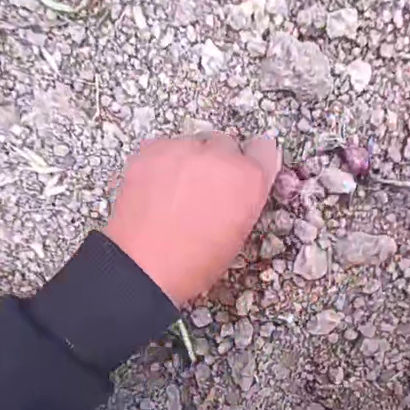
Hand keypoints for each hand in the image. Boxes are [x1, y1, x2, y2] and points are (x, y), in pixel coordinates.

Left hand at [104, 132, 281, 303]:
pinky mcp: (152, 150)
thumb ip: (245, 198)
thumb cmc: (194, 262)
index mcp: (249, 180)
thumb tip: (241, 185)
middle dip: (219, 163)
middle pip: (226, 144)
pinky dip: (163, 163)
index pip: (264, 150)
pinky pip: (165, 147)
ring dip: (190, 161)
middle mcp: (220, 157)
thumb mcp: (238, 234)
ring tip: (177, 192)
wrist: (145, 267)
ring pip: (194, 142)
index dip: (253, 163)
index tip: (243, 172)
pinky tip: (158, 189)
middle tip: (205, 190)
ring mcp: (184, 150)